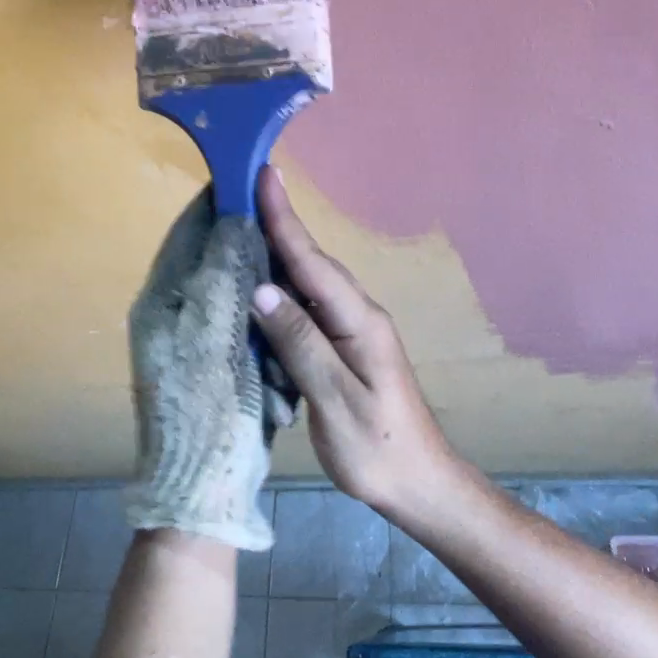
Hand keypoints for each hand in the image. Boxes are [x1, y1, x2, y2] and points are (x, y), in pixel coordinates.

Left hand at [125, 189, 274, 549]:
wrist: (199, 490)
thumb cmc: (206, 413)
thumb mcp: (215, 339)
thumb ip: (222, 278)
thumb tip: (236, 221)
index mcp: (161, 303)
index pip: (187, 232)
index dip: (218, 202)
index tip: (253, 177)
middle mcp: (166, 313)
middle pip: (203, 253)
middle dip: (237, 229)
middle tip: (279, 208)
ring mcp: (184, 338)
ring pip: (218, 281)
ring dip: (247, 262)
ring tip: (286, 243)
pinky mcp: (205, 359)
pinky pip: (231, 311)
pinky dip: (254, 297)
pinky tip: (281, 294)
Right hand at [248, 167, 463, 517]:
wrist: (419, 483)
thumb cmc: (377, 448)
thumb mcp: (336, 399)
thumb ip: (301, 344)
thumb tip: (262, 290)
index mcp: (359, 321)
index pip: (313, 262)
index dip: (285, 219)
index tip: (264, 174)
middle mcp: (357, 315)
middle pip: (311, 263)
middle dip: (276, 225)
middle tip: (239, 194)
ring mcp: (353, 331)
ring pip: (309, 283)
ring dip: (278, 253)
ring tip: (241, 228)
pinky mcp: (344, 348)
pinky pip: (308, 308)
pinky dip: (282, 289)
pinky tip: (260, 288)